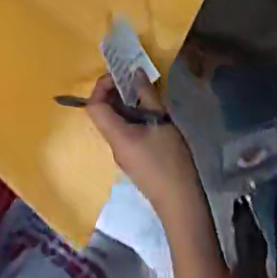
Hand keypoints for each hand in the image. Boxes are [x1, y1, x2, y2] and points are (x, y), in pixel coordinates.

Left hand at [83, 75, 203, 218]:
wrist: (182, 205)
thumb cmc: (171, 161)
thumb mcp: (161, 122)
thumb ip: (147, 95)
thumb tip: (135, 72)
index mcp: (115, 135)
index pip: (94, 105)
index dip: (102, 86)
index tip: (119, 76)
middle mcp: (113, 144)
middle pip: (102, 113)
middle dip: (114, 93)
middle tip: (133, 82)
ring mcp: (122, 155)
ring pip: (114, 123)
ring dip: (124, 105)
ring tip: (144, 95)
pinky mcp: (133, 161)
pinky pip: (124, 133)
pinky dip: (131, 118)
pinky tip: (150, 116)